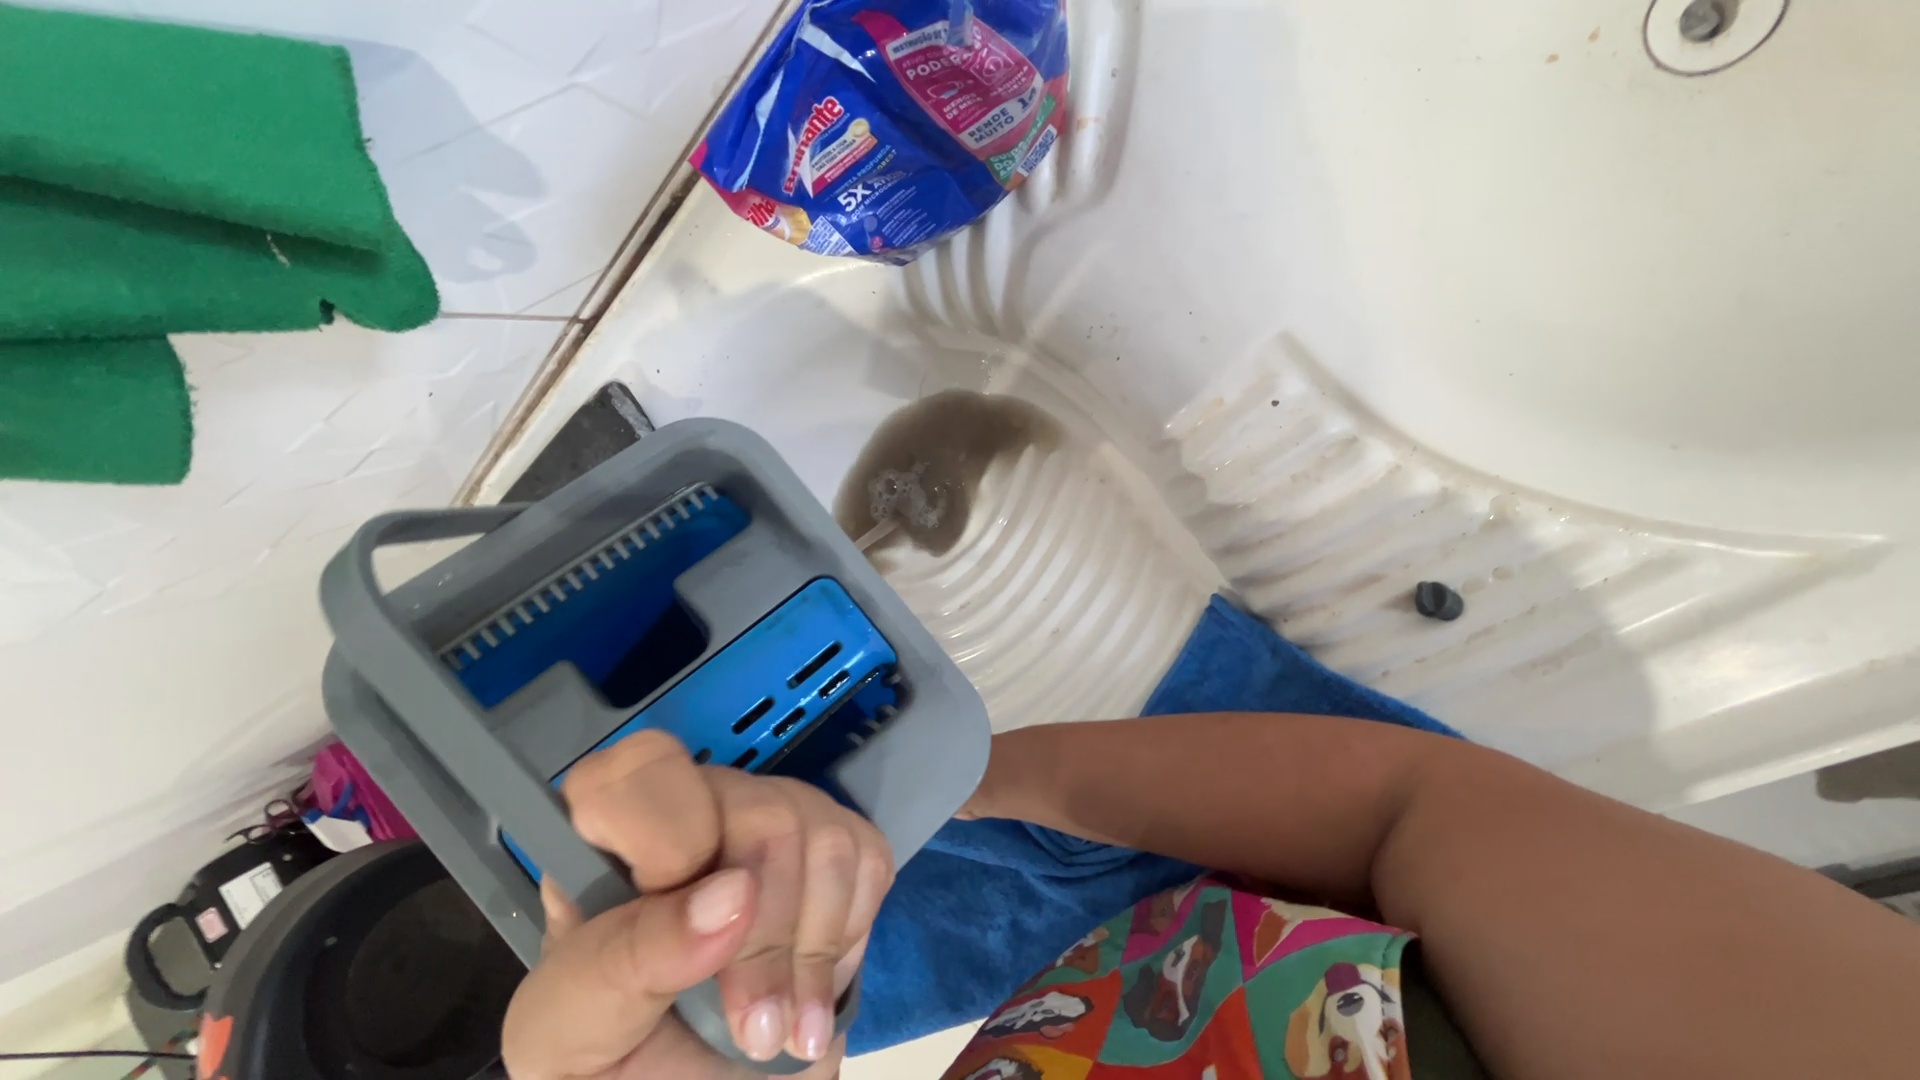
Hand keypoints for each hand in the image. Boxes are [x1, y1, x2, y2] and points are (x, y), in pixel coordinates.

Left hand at [501, 731, 893, 1078]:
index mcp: (612, 843)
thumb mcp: (576, 1037)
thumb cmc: (622, 1067)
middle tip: (757, 1030)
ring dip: (814, 951)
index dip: (673, 834)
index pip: (640, 772)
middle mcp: (699, 809)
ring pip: (824, 835)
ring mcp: (776, 816)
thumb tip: (730, 895)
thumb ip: (626, 963)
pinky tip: (814, 985)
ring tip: (786, 1030)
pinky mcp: (840, 842)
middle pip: (759, 811)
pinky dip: (849, 939)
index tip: (694, 933)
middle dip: (767, 937)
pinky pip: (869, 860)